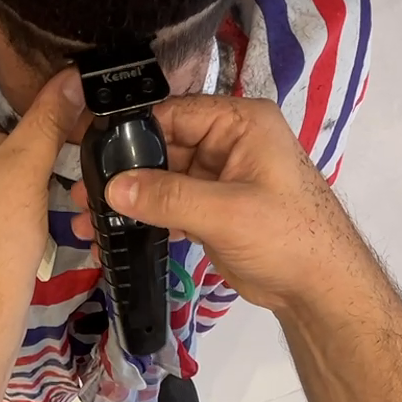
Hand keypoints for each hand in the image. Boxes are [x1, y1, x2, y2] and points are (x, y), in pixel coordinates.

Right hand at [67, 96, 369, 312]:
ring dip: (131, 202)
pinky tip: (117, 238)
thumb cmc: (285, 236)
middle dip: (124, 174)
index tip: (89, 155)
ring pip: (164, 181)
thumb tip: (111, 188)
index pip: (173, 114)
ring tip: (90, 224)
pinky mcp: (214, 210)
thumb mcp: (226, 212)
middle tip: (82, 197)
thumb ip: (167, 197)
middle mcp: (228, 143)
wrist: (319, 287)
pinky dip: (148, 221)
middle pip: (164, 148)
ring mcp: (220, 178)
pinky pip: (173, 207)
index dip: (131, 133)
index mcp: (239, 123)